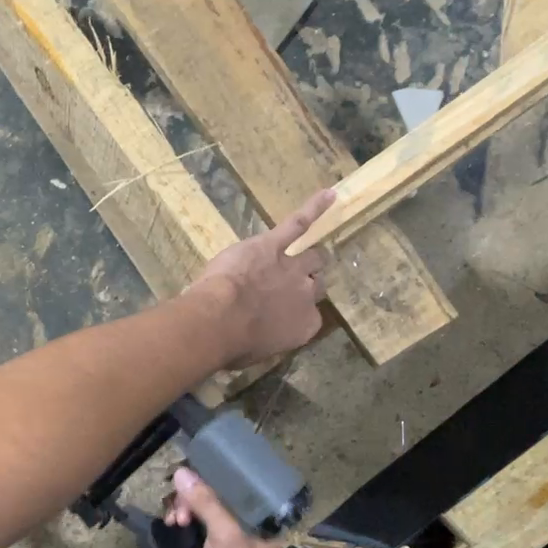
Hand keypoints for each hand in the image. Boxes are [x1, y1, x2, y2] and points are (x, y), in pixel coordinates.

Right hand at [167, 467, 281, 547]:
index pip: (239, 480)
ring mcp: (225, 527)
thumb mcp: (225, 535)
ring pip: (200, 503)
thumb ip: (206, 504)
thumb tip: (181, 473)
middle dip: (194, 493)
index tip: (195, 462)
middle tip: (181, 505)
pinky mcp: (208, 539)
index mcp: (261, 512)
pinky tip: (173, 522)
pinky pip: (192, 518)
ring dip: (184, 505)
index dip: (217, 470)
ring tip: (176, 519)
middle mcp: (245, 515)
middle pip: (215, 490)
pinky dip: (180, 516)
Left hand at [183, 189, 334, 368]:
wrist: (218, 320)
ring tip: (312, 255)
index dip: (299, 313)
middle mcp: (305, 296)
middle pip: (316, 285)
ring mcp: (292, 268)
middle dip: (307, 285)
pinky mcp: (273, 245)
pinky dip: (314, 207)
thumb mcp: (252, 353)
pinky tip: (329, 194)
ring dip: (311, 257)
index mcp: (303, 327)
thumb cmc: (230, 345)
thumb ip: (264, 338)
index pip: (311, 316)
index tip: (285, 314)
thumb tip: (253, 336)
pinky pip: (299, 222)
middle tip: (294, 286)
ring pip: (313, 258)